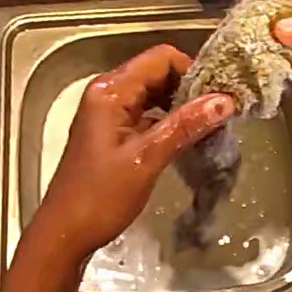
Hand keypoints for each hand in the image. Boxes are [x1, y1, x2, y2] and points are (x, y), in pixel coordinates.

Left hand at [33, 45, 235, 257]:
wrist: (66, 232)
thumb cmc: (100, 197)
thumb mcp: (146, 159)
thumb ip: (185, 126)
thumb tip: (225, 100)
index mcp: (110, 91)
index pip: (161, 58)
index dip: (193, 71)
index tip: (219, 96)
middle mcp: (107, 94)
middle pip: (157, 74)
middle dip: (189, 89)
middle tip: (220, 113)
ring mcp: (107, 114)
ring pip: (153, 95)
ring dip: (181, 107)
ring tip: (209, 127)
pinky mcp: (111, 134)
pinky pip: (146, 115)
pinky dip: (167, 123)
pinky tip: (188, 140)